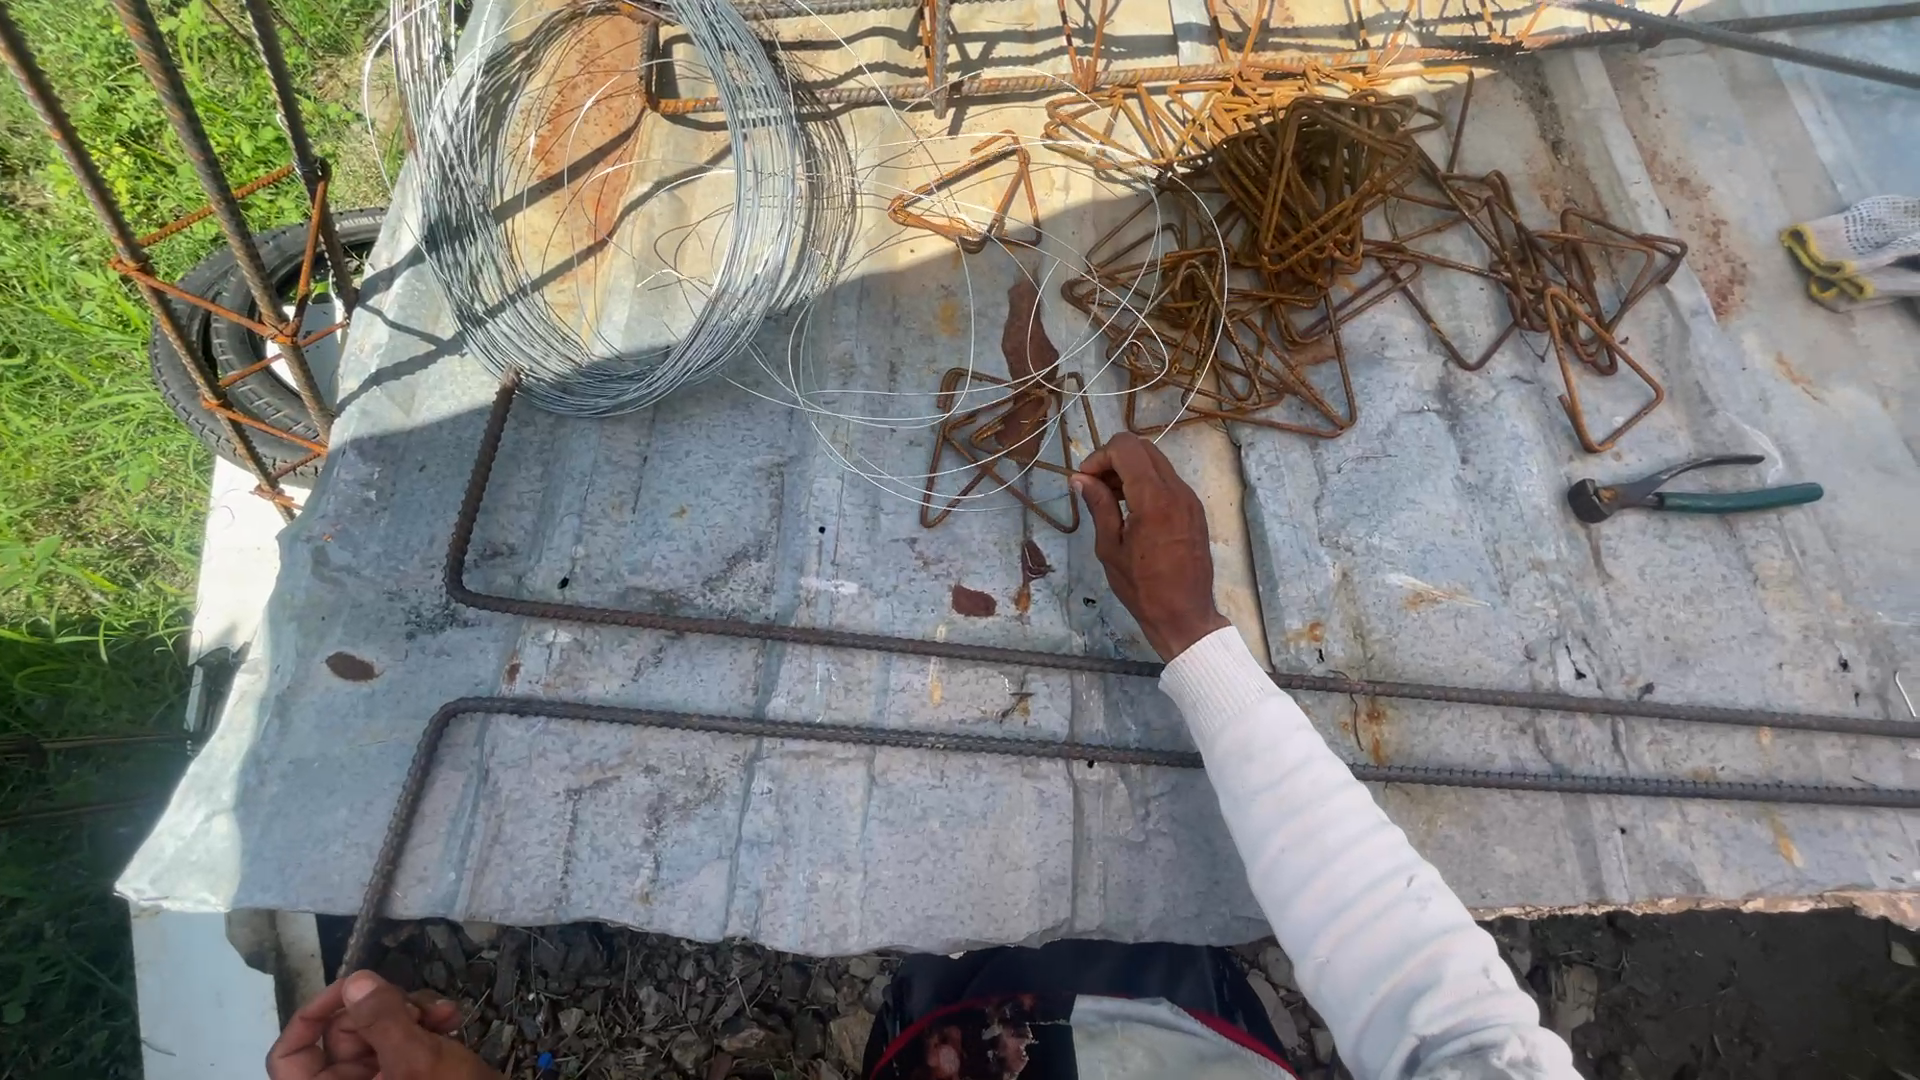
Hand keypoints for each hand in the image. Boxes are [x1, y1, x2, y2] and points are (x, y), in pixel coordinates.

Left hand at [267, 969, 500, 1079]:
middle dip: (386, 1010)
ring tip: (444, 1015)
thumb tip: (356, 980)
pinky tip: (451, 1022)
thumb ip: (384, 1019)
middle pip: (343, 1033)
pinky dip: (425, 1024)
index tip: (357, 983)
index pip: (289, 1054)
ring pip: (377, 1029)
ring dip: (414, 1013)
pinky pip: (400, 1038)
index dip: (313, 1014)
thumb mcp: (416, 1059)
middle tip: (420, 1006)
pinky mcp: (401, 1076)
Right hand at [1072, 433, 1230, 660]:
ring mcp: (1189, 498)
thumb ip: (1098, 506)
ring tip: (1109, 498)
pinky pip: (1166, 480)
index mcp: (1154, 499)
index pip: (1126, 448)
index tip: (1084, 480)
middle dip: (1113, 458)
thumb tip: (1081, 479)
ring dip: (1129, 469)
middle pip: (1142, 447)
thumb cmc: (1141, 587)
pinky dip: (1144, 482)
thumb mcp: (1110, 547)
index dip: (1099, 457)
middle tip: (1094, 486)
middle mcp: (1177, 490)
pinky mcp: (1194, 509)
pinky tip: (1130, 508)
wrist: (1184, 614)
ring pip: (1155, 462)